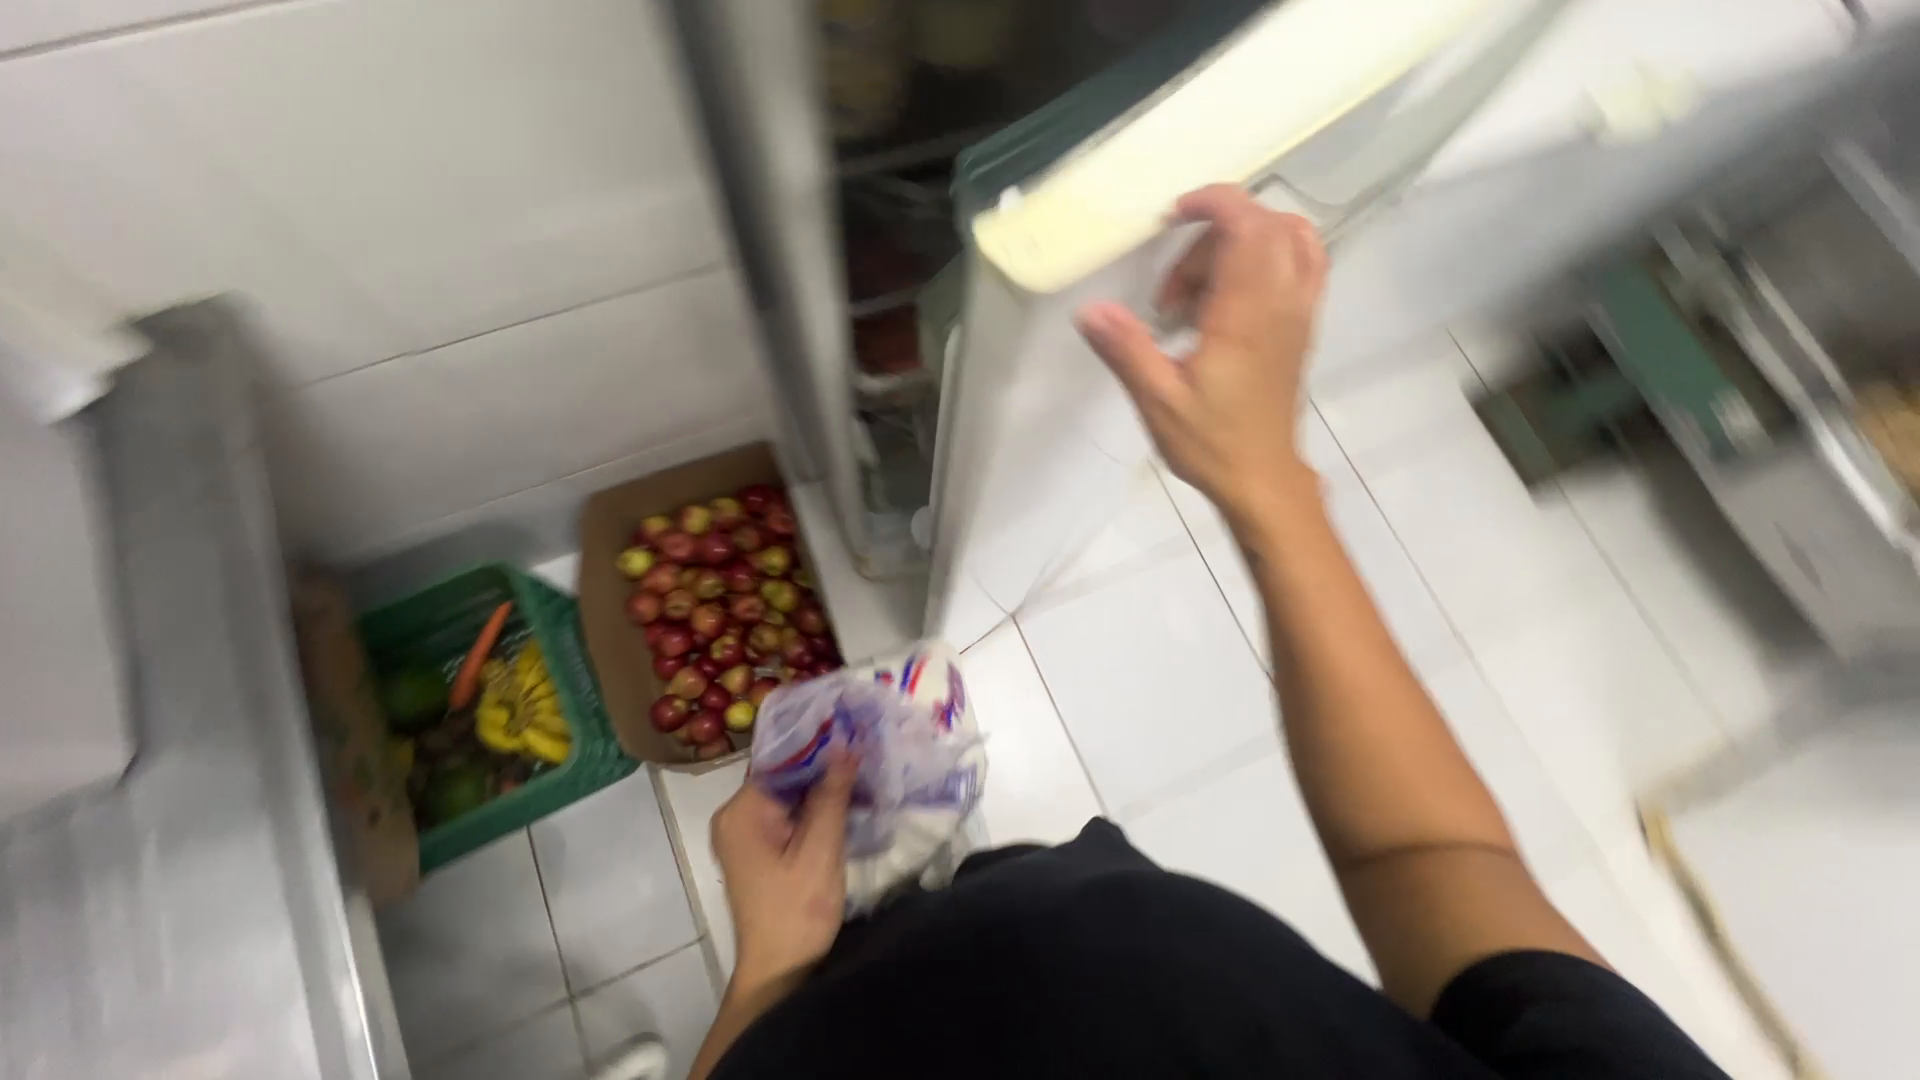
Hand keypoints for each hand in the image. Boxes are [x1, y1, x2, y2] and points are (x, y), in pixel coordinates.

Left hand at [711, 756, 856, 994]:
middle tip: (864, 745)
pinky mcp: (759, 847)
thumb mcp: (820, 850)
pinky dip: (814, 806)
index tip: (852, 727)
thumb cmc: (798, 911)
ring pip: (789, 793)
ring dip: (822, 785)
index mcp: (741, 811)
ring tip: (862, 767)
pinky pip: (788, 812)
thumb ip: (831, 794)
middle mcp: (735, 815)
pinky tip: (846, 799)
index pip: (779, 759)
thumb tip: (845, 744)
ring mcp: (745, 833)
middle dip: (823, 763)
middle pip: (783, 774)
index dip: (816, 742)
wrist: (781, 972)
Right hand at [1075, 185, 1328, 525]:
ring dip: (1238, 248)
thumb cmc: (1211, 443)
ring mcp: (1299, 313)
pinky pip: (1301, 264)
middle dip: (1211, 239)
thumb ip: (1126, 349)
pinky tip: (1226, 298)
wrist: (1262, 479)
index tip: (1173, 217)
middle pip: (1263, 226)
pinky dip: (1267, 257)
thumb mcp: (1157, 400)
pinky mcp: (1302, 327)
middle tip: (1172, 295)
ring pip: (1288, 240)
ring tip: (1195, 299)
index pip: (1248, 224)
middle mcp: (1283, 302)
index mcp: (1247, 314)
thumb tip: (1090, 309)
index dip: (1214, 202)